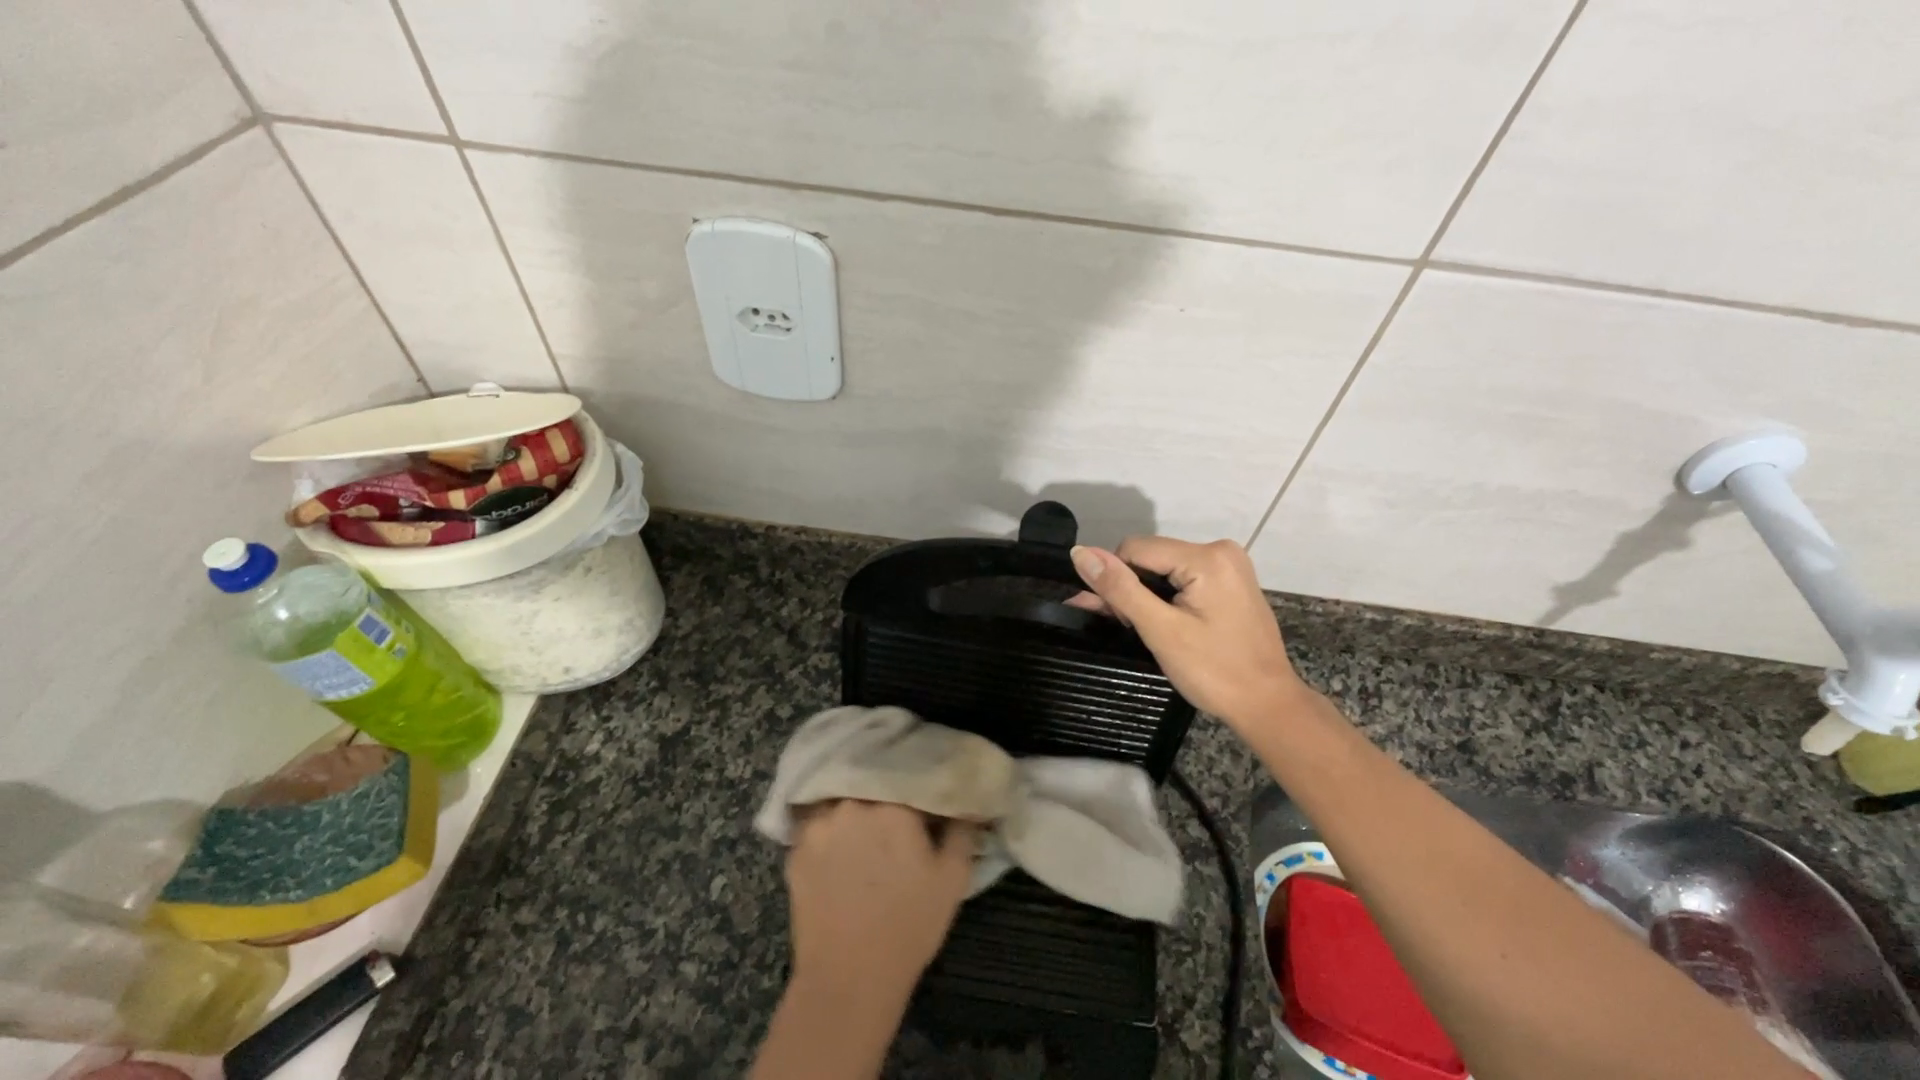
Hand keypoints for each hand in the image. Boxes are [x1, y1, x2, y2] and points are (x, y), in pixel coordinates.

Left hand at [784, 800, 977, 999]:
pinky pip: (816, 827)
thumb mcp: (953, 879)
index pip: (913, 780)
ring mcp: (817, 826)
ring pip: (841, 803)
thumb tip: (969, 806)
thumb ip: (963, 832)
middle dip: (886, 801)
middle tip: (896, 827)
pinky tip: (838, 853)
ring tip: (864, 837)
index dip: (923, 796)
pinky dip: (828, 833)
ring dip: (853, 813)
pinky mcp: (794, 850)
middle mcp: (851, 804)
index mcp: (893, 805)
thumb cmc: (909, 926)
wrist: (848, 976)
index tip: (930, 813)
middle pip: (873, 788)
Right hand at [1068, 537, 1304, 726]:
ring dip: (1146, 595)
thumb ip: (1120, 589)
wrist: (1267, 704)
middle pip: (1151, 557)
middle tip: (1128, 628)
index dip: (1116, 579)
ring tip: (1142, 630)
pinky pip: (1184, 580)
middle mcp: (1221, 550)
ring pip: (1165, 569)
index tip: (1118, 618)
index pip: (1135, 548)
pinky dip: (1167, 598)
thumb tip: (1080, 552)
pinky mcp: (1231, 583)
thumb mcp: (1161, 630)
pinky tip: (1161, 622)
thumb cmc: (1214, 671)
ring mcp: (1229, 566)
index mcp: (1207, 556)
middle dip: (1131, 588)